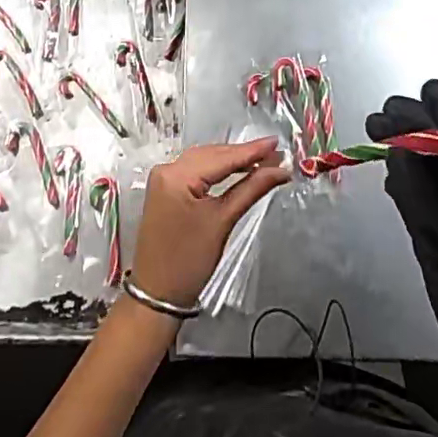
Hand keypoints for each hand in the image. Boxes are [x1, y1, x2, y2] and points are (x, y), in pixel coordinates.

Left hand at [127, 139, 290, 306]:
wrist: (157, 294)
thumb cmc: (190, 261)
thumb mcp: (223, 221)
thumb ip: (251, 189)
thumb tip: (279, 170)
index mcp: (176, 176)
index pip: (221, 157)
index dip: (252, 151)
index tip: (277, 142)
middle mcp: (166, 169)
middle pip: (211, 155)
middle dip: (243, 155)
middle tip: (275, 154)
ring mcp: (163, 178)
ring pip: (203, 161)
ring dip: (231, 161)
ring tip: (262, 160)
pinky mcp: (165, 189)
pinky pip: (195, 171)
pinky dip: (217, 170)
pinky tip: (237, 170)